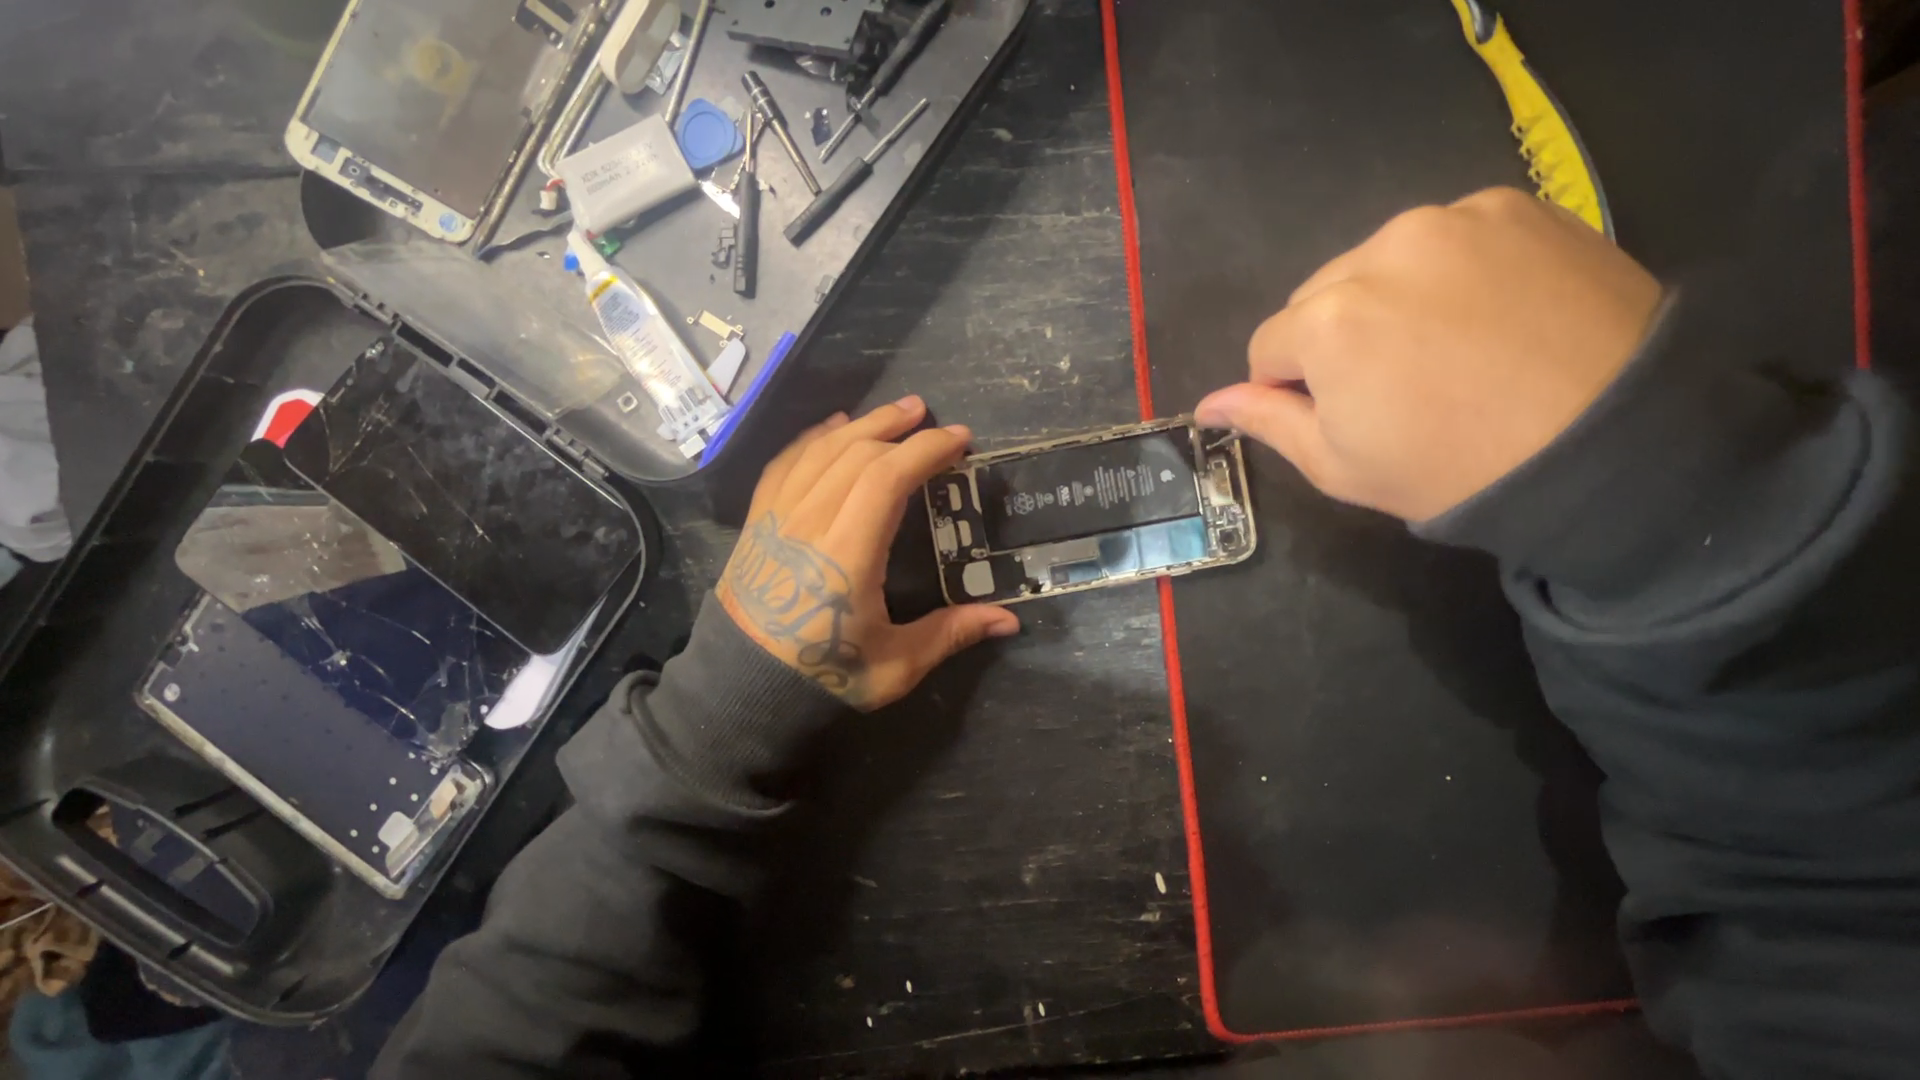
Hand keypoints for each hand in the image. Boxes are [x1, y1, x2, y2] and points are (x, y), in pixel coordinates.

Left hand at [717, 396, 1020, 710]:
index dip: (925, 450)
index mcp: (848, 554)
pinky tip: (832, 428)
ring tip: (895, 413)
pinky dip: (813, 439)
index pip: (887, 478)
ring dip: (861, 426)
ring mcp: (778, 517)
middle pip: (856, 454)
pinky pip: (785, 464)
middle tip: (932, 420)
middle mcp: (810, 522)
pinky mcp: (758, 520)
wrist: (743, 685)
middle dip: (898, 429)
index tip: (959, 440)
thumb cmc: (825, 675)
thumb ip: (951, 633)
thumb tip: (1010, 621)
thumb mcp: (896, 664)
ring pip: (821, 451)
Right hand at [1195, 187, 1662, 522]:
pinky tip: (1487, 313)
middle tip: (1394, 383)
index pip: (1267, 346)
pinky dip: (1447, 271)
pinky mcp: (1514, 205)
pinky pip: (1445, 238)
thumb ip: (1265, 421)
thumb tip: (1207, 403)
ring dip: (1386, 298)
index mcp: (1327, 321)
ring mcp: (1452, 220)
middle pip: (1318, 297)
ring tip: (1445, 346)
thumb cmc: (1454, 468)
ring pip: (1377, 261)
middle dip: (1334, 336)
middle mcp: (1379, 250)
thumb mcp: (1340, 465)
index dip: (1291, 387)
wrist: (1612, 444)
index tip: (1340, 414)